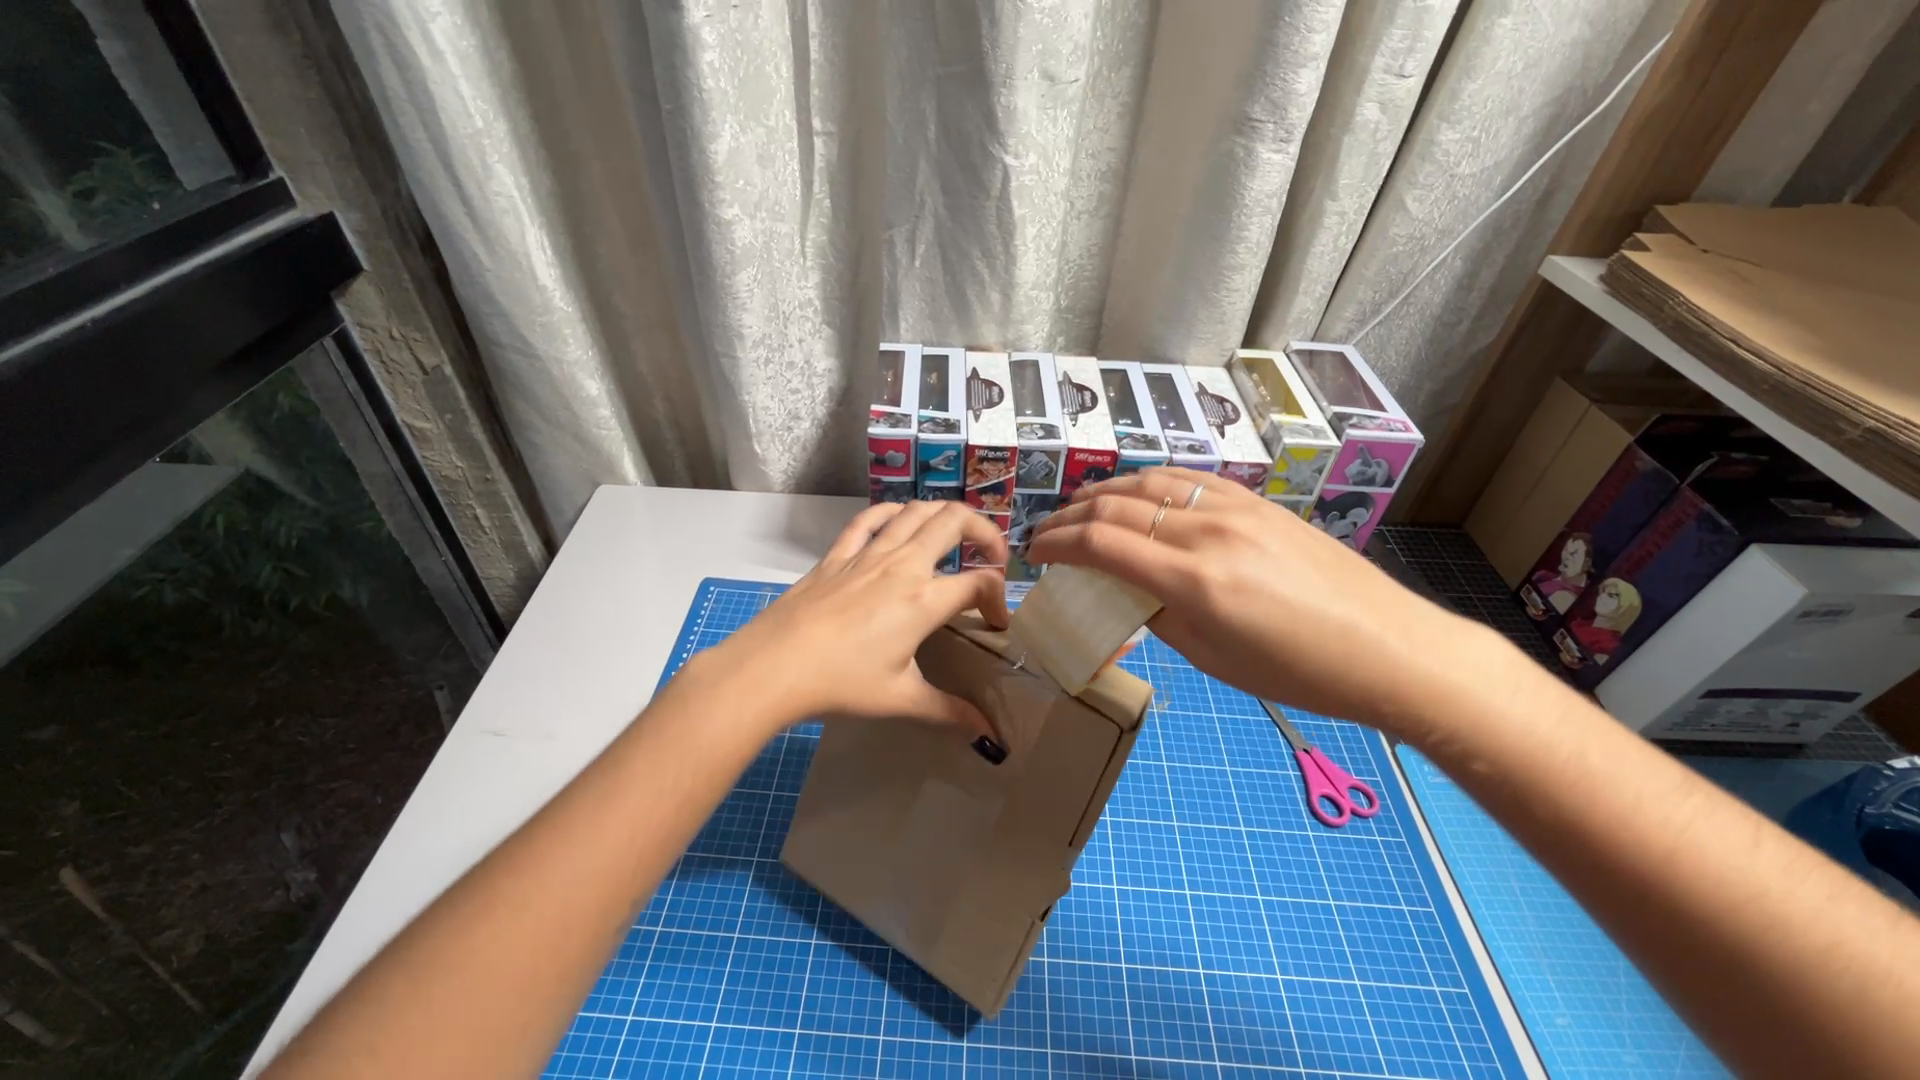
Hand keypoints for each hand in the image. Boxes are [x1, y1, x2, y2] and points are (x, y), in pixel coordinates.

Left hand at [697, 500, 1010, 737]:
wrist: (775, 665)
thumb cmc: (841, 683)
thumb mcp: (901, 699)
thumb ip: (949, 711)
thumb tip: (987, 734)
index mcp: (924, 600)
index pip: (980, 584)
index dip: (1000, 600)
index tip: (996, 624)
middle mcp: (903, 565)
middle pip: (956, 521)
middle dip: (986, 531)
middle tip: (993, 556)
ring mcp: (868, 554)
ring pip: (917, 510)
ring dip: (945, 514)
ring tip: (956, 535)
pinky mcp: (838, 554)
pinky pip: (871, 518)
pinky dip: (892, 513)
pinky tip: (900, 521)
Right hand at [1025, 467, 1493, 733]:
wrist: (1390, 649)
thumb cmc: (1300, 674)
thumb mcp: (1215, 659)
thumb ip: (1161, 617)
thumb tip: (1130, 592)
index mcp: (1194, 581)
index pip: (1101, 544)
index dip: (1057, 544)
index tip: (1036, 553)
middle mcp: (1209, 531)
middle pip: (1118, 507)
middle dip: (1071, 517)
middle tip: (1048, 533)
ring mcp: (1237, 509)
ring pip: (1151, 482)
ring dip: (1106, 492)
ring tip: (1082, 508)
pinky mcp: (1260, 503)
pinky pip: (1190, 480)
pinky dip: (1151, 483)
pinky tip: (1139, 494)